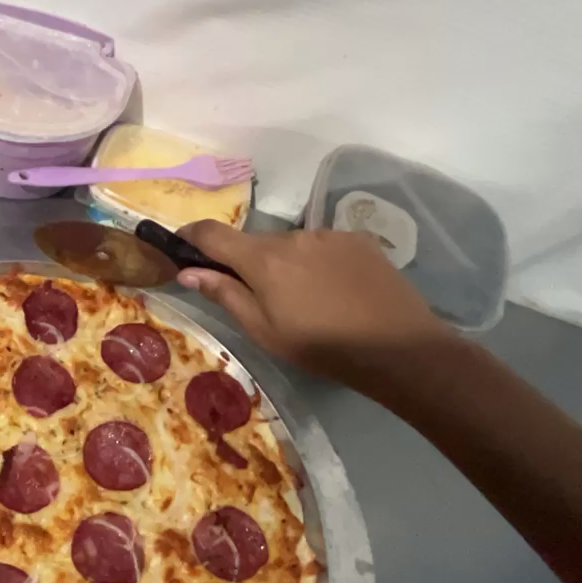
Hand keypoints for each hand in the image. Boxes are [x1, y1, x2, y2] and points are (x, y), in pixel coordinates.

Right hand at [175, 220, 454, 384]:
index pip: (212, 233)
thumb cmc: (322, 347)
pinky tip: (333, 291)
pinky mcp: (357, 240)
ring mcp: (327, 235)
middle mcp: (292, 237)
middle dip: (246, 263)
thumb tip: (187, 271)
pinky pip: (321, 246)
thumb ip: (224, 294)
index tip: (180, 245)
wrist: (401, 349)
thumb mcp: (263, 330)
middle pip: (253, 243)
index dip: (190, 235)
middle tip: (257, 297)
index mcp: (263, 260)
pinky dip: (315, 263)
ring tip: (305, 300)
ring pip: (289, 245)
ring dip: (284, 264)